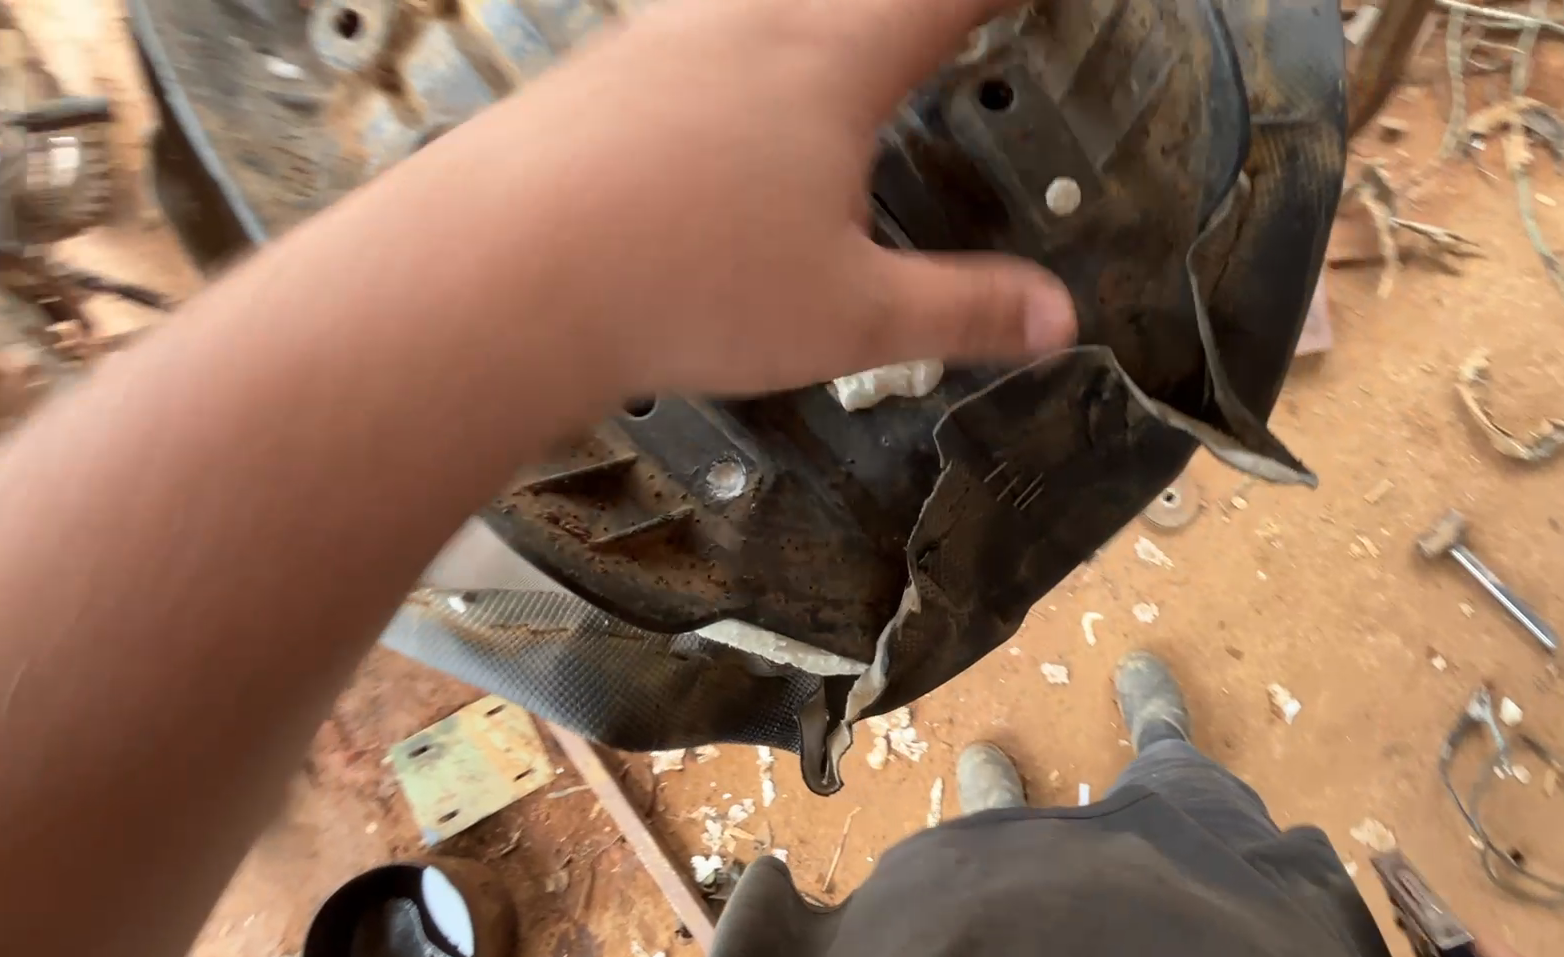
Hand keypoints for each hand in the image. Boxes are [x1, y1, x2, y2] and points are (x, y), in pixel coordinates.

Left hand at [399, 0, 1077, 395]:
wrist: (507, 284)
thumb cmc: (684, 289)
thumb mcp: (858, 317)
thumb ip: (967, 312)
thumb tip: (1056, 319)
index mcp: (828, 70)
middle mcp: (746, 29)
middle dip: (901, 11)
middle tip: (924, 24)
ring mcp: (666, 45)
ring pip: (762, 8)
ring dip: (814, 20)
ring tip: (833, 42)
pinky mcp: (608, 82)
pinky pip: (693, 42)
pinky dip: (735, 52)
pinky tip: (725, 90)